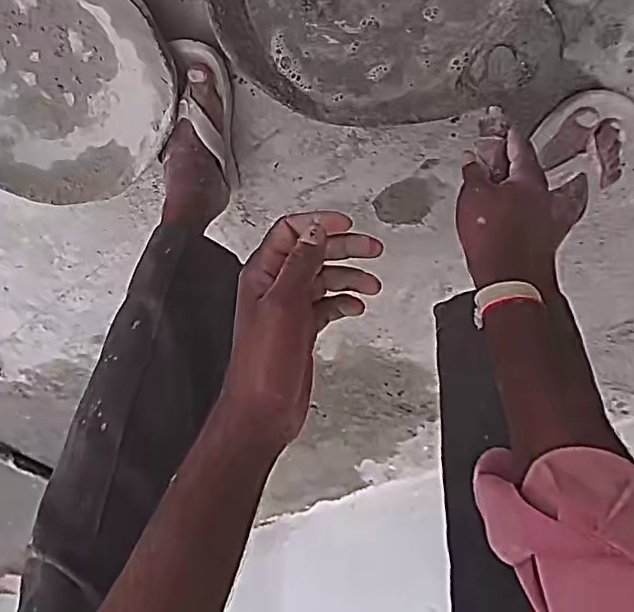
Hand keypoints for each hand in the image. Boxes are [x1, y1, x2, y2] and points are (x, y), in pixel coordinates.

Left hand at [212, 211, 382, 452]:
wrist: (262, 410)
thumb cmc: (262, 362)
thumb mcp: (284, 302)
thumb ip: (300, 263)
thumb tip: (315, 230)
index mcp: (262, 272)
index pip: (290, 231)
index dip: (318, 223)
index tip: (346, 224)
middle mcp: (274, 286)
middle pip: (311, 252)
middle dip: (342, 247)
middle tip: (371, 248)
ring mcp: (288, 307)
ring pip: (322, 278)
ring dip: (348, 276)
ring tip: (371, 282)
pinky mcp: (300, 327)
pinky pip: (326, 304)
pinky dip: (343, 301)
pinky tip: (355, 305)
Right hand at [457, 108, 618, 288]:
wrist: (510, 278)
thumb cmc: (494, 238)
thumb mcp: (473, 195)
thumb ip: (474, 172)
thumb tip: (474, 160)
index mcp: (530, 180)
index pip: (521, 148)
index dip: (510, 136)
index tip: (506, 129)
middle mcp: (547, 196)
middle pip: (531, 169)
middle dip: (516, 159)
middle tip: (503, 153)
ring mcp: (551, 218)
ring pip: (542, 190)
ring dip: (527, 183)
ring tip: (515, 179)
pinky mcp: (548, 237)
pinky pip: (546, 212)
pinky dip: (536, 206)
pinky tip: (529, 209)